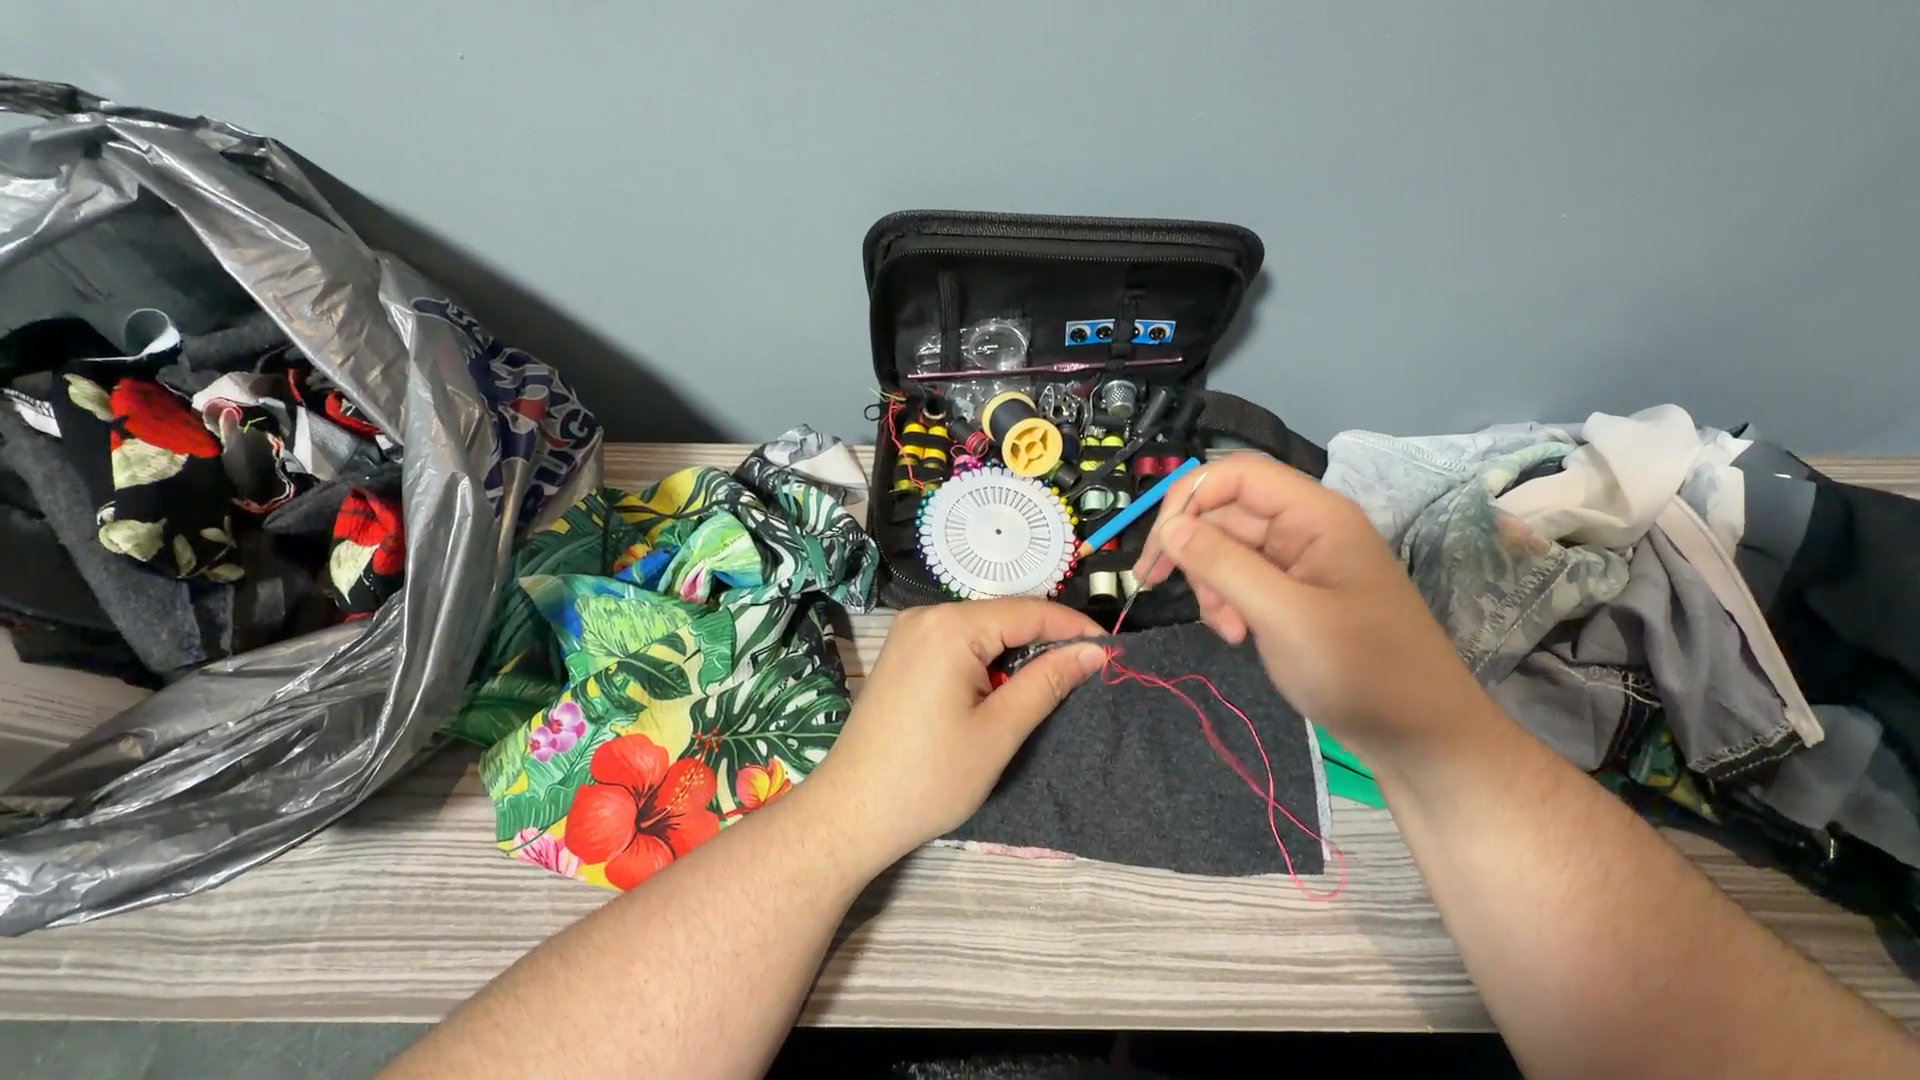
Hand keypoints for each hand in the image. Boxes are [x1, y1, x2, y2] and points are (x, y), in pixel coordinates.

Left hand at [805, 598, 1106, 864]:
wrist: (852, 812)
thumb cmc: (930, 776)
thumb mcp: (999, 731)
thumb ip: (1048, 682)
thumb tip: (1094, 651)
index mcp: (950, 626)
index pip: (1029, 611)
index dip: (1074, 628)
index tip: (1113, 651)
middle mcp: (926, 616)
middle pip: (1003, 616)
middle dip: (1046, 640)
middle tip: (1087, 671)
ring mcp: (909, 634)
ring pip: (981, 630)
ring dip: (1017, 653)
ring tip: (1052, 684)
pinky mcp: (901, 655)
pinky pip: (957, 644)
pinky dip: (987, 661)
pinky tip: (1003, 689)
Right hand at [1132, 454, 1491, 764]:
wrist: (1419, 734)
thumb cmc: (1360, 669)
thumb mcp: (1284, 616)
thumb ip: (1223, 566)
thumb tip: (1170, 528)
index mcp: (1316, 516)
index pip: (1238, 474)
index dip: (1190, 498)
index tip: (1160, 547)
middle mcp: (1307, 528)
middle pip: (1226, 511)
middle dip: (1194, 550)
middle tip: (1161, 589)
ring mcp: (1301, 562)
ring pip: (1228, 548)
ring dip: (1209, 583)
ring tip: (1225, 628)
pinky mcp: (1295, 594)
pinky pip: (1243, 580)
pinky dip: (1226, 602)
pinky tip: (1236, 634)